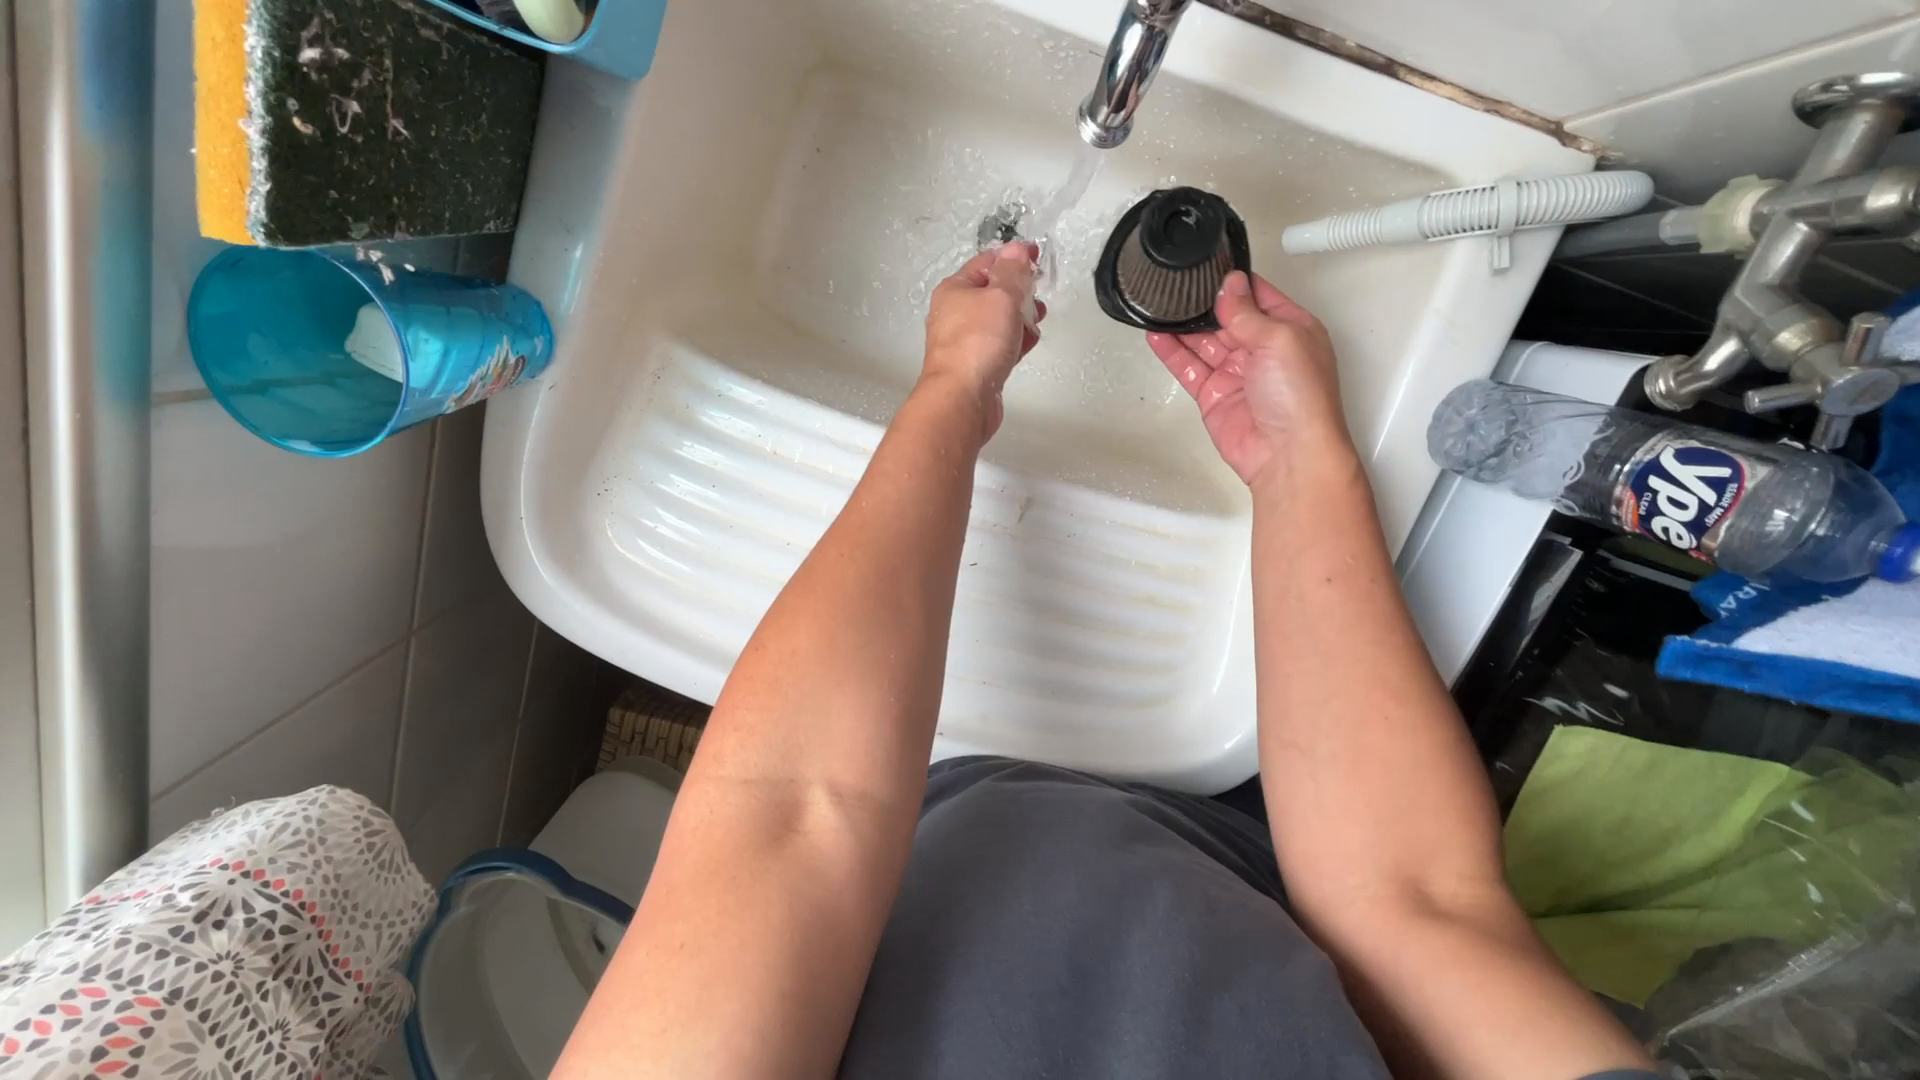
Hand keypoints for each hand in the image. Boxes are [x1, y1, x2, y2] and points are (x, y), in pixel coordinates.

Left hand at [920, 242, 1045, 440]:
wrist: (963, 398)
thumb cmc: (978, 342)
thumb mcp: (1001, 295)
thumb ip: (1013, 272)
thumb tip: (1016, 250)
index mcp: (955, 289)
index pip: (986, 262)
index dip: (1013, 257)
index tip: (1037, 257)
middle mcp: (955, 314)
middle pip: (992, 292)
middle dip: (1019, 290)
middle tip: (1038, 293)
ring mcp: (965, 342)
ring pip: (997, 320)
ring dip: (1020, 317)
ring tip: (1038, 319)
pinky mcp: (976, 365)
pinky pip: (999, 345)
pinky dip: (1015, 341)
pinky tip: (1028, 343)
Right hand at [1147, 271, 1347, 487]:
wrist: (1287, 454)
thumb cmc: (1301, 400)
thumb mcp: (1280, 338)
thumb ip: (1248, 311)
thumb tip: (1230, 285)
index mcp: (1291, 329)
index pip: (1258, 296)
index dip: (1233, 282)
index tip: (1208, 266)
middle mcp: (1264, 350)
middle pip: (1227, 317)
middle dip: (1203, 303)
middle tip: (1176, 285)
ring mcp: (1237, 374)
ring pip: (1203, 342)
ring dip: (1183, 326)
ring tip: (1159, 306)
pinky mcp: (1214, 395)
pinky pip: (1189, 368)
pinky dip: (1172, 352)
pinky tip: (1158, 335)